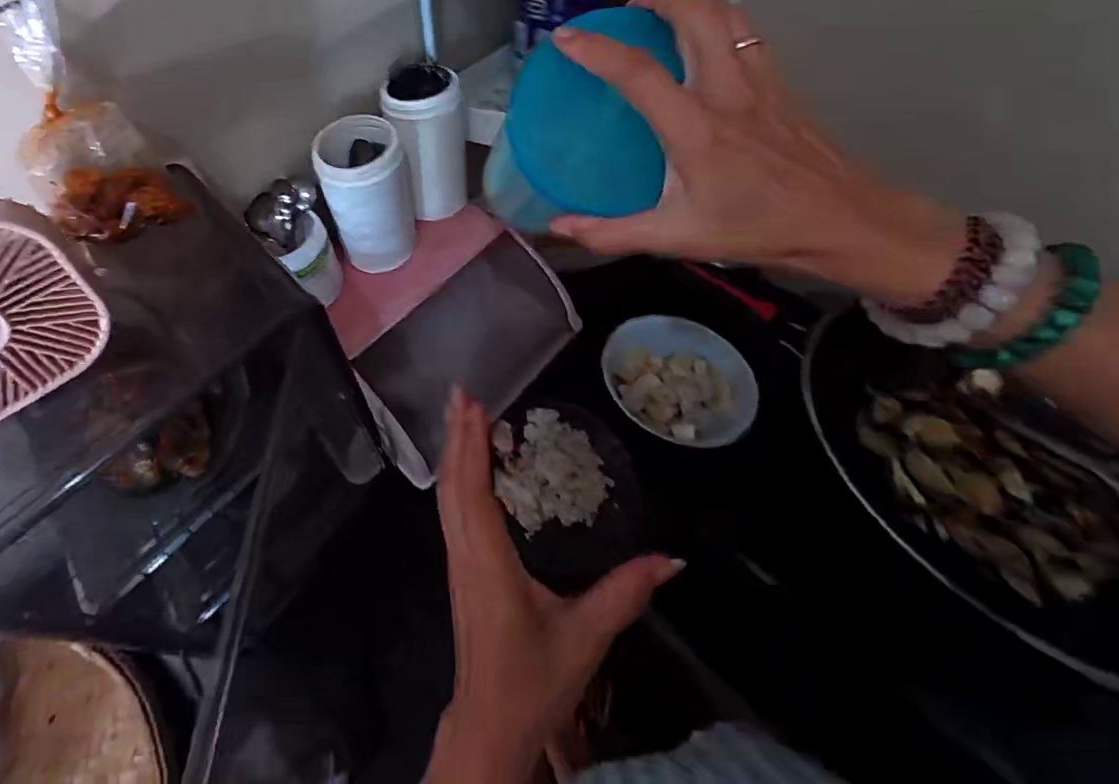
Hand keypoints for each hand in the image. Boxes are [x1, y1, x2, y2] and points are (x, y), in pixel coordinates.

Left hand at [426, 386, 682, 783]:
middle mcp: (465, 555)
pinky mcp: (460, 570)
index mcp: (489, 563)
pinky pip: (451, 512)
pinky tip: (468, 466)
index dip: (472, 445)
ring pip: (446, 497)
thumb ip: (626, 592)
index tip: (473, 405)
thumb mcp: (586, 636)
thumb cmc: (533, 680)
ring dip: (453, 453)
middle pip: (451, 485)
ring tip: (461, 416)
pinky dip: (457, 478)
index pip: (474, 492)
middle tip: (462, 393)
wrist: (489, 725)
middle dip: (456, 435)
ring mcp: (457, 563)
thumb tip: (672, 559)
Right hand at [546, 0, 964, 305]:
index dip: (596, 49)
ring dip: (693, 2)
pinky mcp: (781, 85)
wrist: (840, 221)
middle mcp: (728, 92)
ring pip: (728, 15)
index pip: (638, 73)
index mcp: (696, 128)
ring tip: (667, 12)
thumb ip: (613, 233)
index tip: (566, 37)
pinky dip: (721, 22)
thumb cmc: (757, 228)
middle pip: (696, 15)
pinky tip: (708, 43)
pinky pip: (748, 34)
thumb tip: (561, 225)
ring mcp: (760, 82)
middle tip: (630, 8)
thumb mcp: (677, 238)